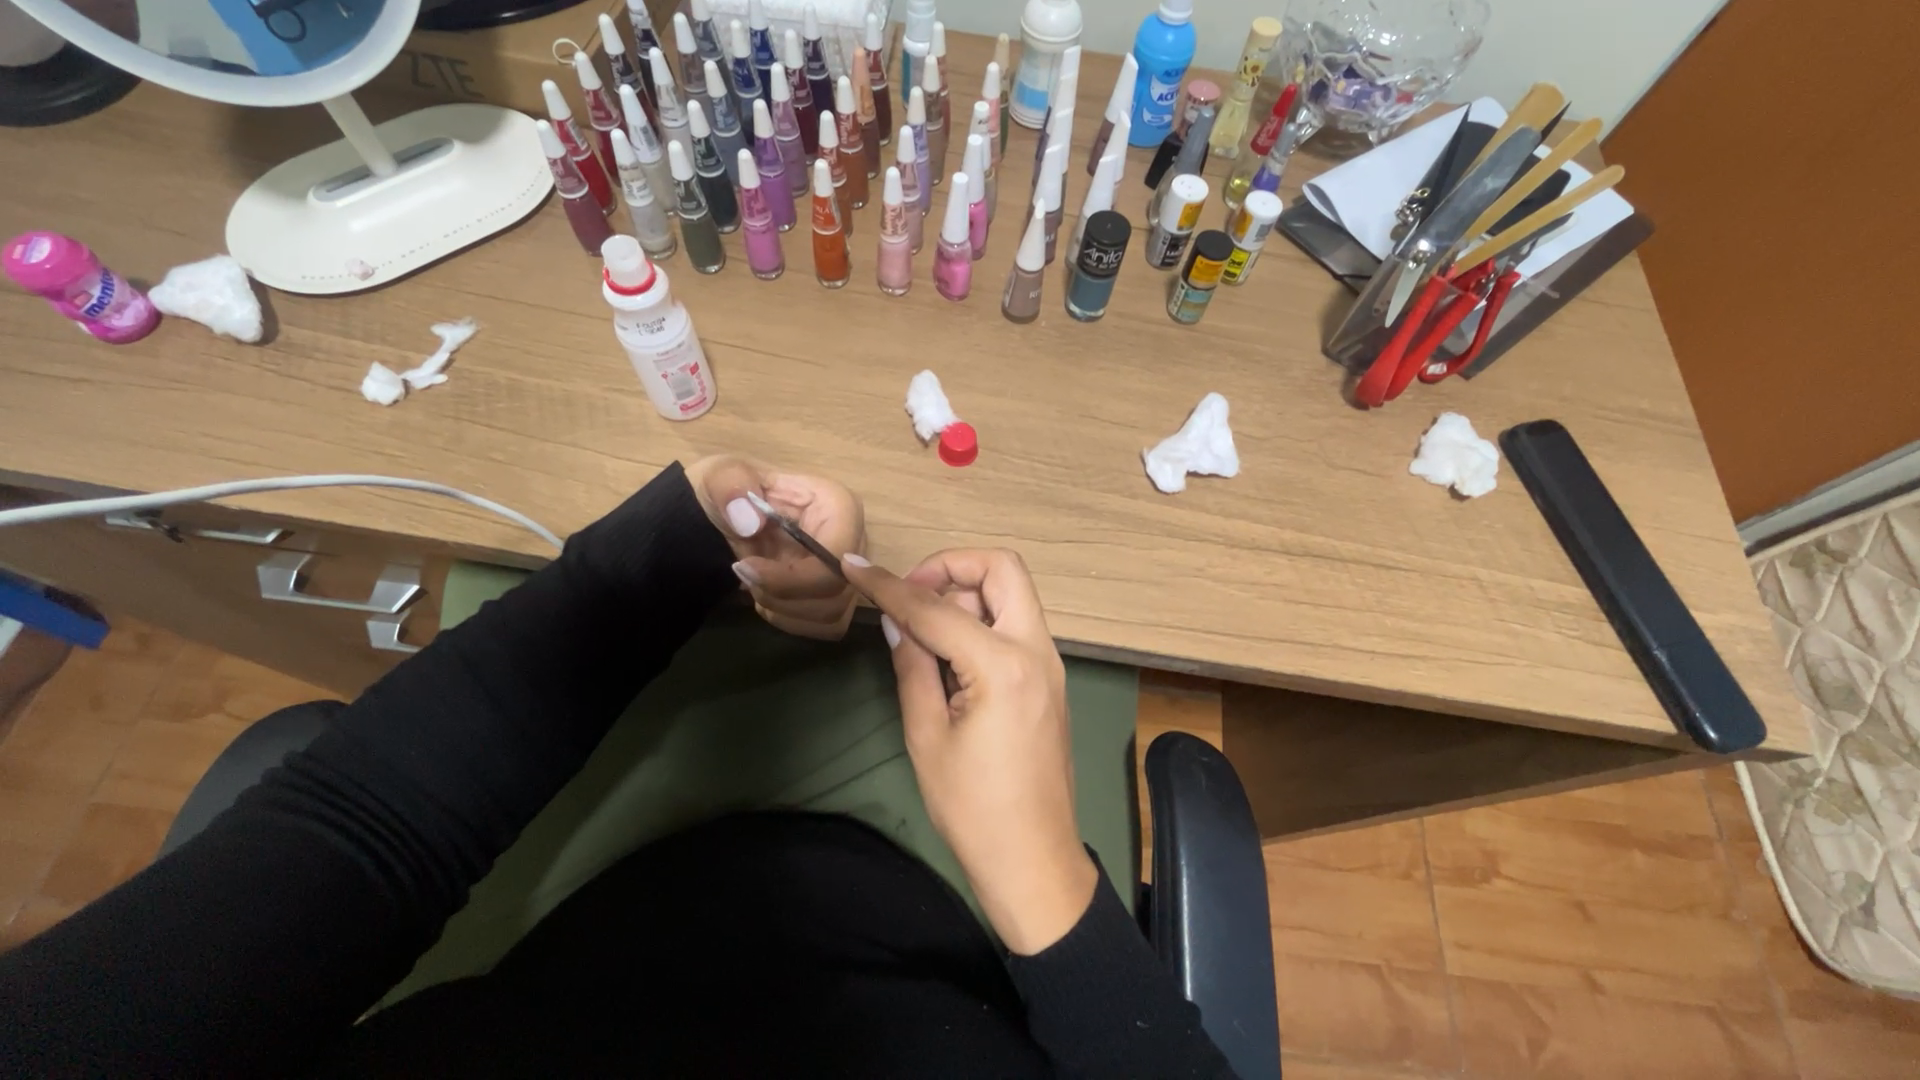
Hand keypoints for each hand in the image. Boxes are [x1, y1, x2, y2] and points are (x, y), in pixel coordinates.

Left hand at [685, 456, 864, 639]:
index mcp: (839, 506)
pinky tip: (769, 600)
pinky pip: (827, 626)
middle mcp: (854, 540)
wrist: (726, 517)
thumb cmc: (733, 493)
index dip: (793, 576)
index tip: (745, 569)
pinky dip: (792, 621)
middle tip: (745, 577)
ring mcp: (851, 572)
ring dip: (785, 610)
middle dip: (783, 595)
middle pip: (838, 591)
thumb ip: (732, 486)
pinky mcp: (840, 596)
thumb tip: (751, 524)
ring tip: (754, 587)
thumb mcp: (723, 476)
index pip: (836, 556)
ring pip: (833, 614)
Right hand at [841, 549, 1097, 954]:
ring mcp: (1050, 663)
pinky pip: (1017, 624)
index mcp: (1004, 666)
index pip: (937, 607)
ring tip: (924, 630)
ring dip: (968, 592)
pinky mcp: (1050, 679)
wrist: (1033, 859)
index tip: (855, 568)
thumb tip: (895, 620)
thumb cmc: (972, 808)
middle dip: (951, 567)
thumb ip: (912, 665)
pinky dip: (983, 619)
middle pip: (1002, 569)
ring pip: (1012, 593)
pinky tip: (949, 652)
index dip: (890, 586)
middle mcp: (1037, 651)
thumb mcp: (926, 735)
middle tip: (910, 596)